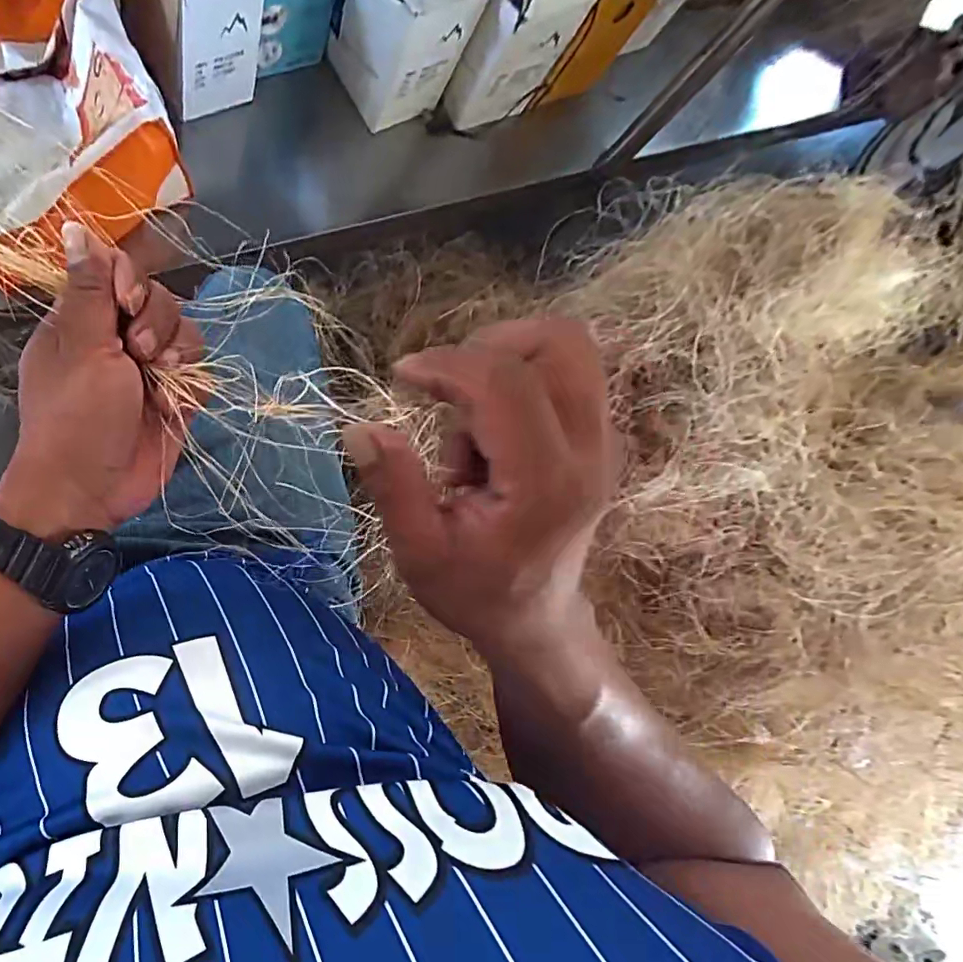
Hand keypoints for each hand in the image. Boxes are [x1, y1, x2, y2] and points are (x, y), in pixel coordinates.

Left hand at [0, 223, 203, 538]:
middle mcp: (117, 338)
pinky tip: (172, 404)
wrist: (90, 490)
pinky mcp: (173, 399)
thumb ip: (90, 289)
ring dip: (177, 352)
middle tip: (138, 354)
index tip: (126, 302)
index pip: (119, 270)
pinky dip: (191, 383)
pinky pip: (199, 371)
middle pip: (160, 298)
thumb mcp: (81, 347)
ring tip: (158, 380)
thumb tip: (76, 227)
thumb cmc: (74, 417)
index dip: (131, 279)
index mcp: (83, 320)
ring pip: (185, 332)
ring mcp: (148, 370)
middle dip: (156, 321)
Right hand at [344, 318, 617, 656]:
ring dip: (501, 366)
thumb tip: (359, 427)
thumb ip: (393, 487)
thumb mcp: (418, 551)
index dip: (446, 363)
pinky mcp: (598, 438)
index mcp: (544, 483)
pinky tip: (487, 444)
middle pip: (557, 342)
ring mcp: (602, 441)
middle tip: (442, 390)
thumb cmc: (473, 592)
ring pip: (566, 349)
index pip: (504, 383)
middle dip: (486, 348)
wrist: (536, 619)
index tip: (401, 375)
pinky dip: (515, 383)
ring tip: (466, 433)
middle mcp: (589, 450)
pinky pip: (562, 375)